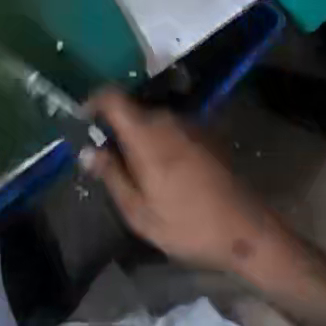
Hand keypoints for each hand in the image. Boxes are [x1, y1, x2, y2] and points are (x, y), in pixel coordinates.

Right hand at [84, 91, 283, 272]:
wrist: (245, 228)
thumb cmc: (187, 223)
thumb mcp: (139, 212)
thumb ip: (111, 176)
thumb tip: (86, 151)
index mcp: (146, 132)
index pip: (112, 97)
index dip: (92, 102)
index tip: (80, 121)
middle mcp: (166, 117)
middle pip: (130, 109)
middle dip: (113, 128)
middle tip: (103, 160)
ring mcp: (187, 122)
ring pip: (149, 119)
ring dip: (135, 137)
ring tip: (131, 172)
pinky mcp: (202, 132)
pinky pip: (168, 127)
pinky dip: (155, 141)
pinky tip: (160, 173)